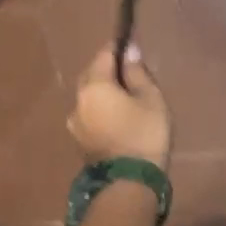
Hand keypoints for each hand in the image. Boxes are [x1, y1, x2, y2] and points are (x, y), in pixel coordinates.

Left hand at [67, 44, 171, 167]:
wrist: (128, 183)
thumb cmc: (144, 132)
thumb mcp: (150, 96)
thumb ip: (137, 72)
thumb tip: (130, 51)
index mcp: (94, 88)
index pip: (104, 55)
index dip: (118, 46)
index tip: (133, 42)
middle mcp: (78, 103)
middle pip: (91, 75)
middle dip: (108, 67)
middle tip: (132, 67)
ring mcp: (75, 124)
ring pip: (89, 95)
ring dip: (104, 88)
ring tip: (128, 91)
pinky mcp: (79, 140)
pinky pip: (90, 112)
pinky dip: (102, 105)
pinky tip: (120, 111)